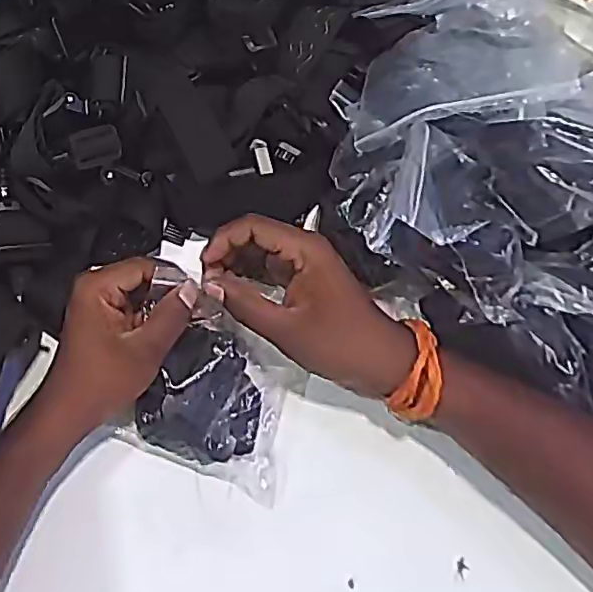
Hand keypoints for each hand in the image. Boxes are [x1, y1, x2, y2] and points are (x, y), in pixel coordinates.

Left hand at [35, 257, 195, 436]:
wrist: (72, 408)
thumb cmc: (95, 383)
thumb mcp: (145, 349)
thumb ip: (171, 316)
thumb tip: (188, 292)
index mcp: (96, 286)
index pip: (144, 265)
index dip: (173, 280)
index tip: (194, 294)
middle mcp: (92, 288)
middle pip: (141, 277)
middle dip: (167, 295)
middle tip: (190, 311)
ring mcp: (94, 301)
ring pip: (138, 293)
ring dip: (158, 309)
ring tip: (176, 327)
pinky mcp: (99, 316)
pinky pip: (129, 306)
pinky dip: (146, 319)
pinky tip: (158, 335)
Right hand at [201, 214, 416, 398]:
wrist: (386, 365)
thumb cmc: (347, 345)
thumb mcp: (285, 328)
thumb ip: (243, 303)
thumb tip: (212, 286)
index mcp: (305, 249)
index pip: (251, 226)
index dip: (222, 241)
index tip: (206, 263)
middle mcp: (306, 248)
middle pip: (253, 234)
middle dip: (226, 252)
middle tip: (208, 276)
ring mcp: (306, 262)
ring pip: (259, 250)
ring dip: (235, 264)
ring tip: (217, 285)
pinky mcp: (305, 277)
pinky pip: (268, 266)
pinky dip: (249, 275)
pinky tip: (235, 290)